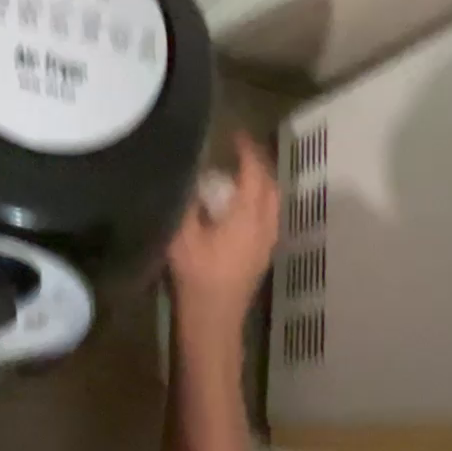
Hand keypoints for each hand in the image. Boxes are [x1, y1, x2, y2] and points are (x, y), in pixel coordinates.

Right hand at [167, 134, 280, 322]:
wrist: (214, 317)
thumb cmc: (195, 275)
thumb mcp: (179, 235)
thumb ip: (183, 202)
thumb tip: (183, 173)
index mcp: (245, 216)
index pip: (254, 175)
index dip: (247, 152)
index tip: (236, 133)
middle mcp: (264, 225)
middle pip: (270, 187)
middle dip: (258, 164)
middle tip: (238, 149)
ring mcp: (266, 241)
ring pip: (272, 202)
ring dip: (260, 183)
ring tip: (240, 172)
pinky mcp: (262, 254)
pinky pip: (268, 215)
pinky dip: (258, 200)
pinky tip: (239, 204)